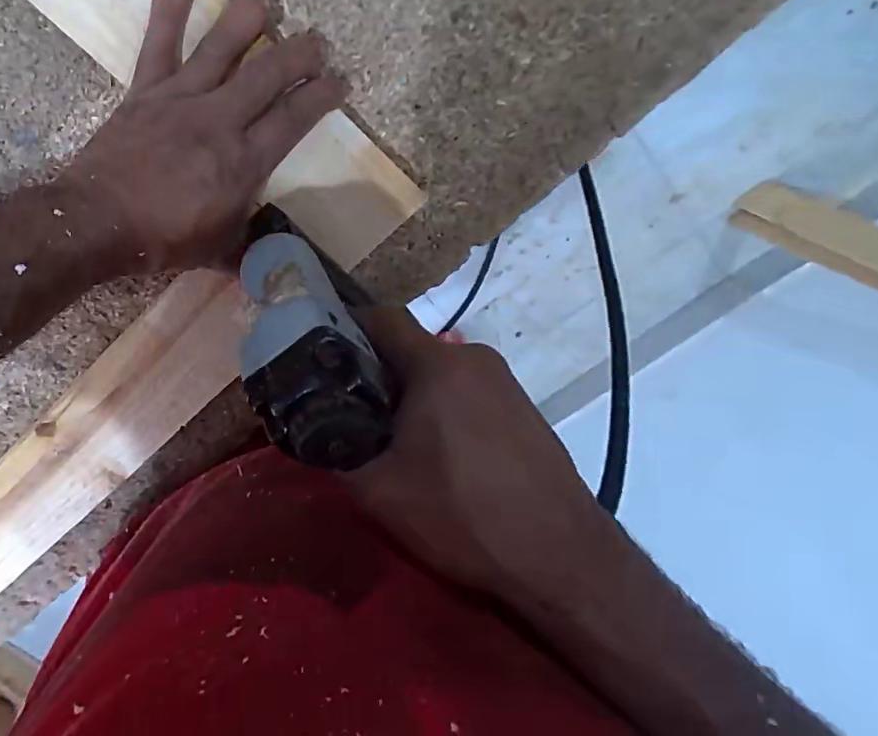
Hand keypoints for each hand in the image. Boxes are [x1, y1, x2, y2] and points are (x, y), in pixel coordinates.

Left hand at [61, 0, 347, 272]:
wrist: (96, 222)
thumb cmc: (162, 240)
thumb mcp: (217, 250)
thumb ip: (249, 246)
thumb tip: (271, 260)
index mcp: (243, 160)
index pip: (295, 117)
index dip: (323, 95)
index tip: (340, 83)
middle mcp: (219, 120)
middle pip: (269, 73)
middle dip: (301, 52)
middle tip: (317, 41)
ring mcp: (181, 100)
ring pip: (221, 49)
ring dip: (249, 20)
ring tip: (269, 2)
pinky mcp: (146, 92)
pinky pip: (158, 47)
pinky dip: (167, 13)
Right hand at [342, 308, 599, 594]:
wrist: (564, 559)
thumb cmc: (465, 515)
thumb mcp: (381, 493)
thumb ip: (335, 458)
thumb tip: (313, 441)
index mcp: (438, 364)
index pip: (381, 317)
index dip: (346, 325)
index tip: (322, 351)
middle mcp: (474, 358)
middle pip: (411, 347)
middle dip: (377, 372)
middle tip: (351, 408)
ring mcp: (505, 382)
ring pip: (440, 372)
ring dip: (412, 394)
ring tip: (394, 438)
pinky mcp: (524, 409)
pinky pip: (469, 392)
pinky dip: (444, 408)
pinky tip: (442, 454)